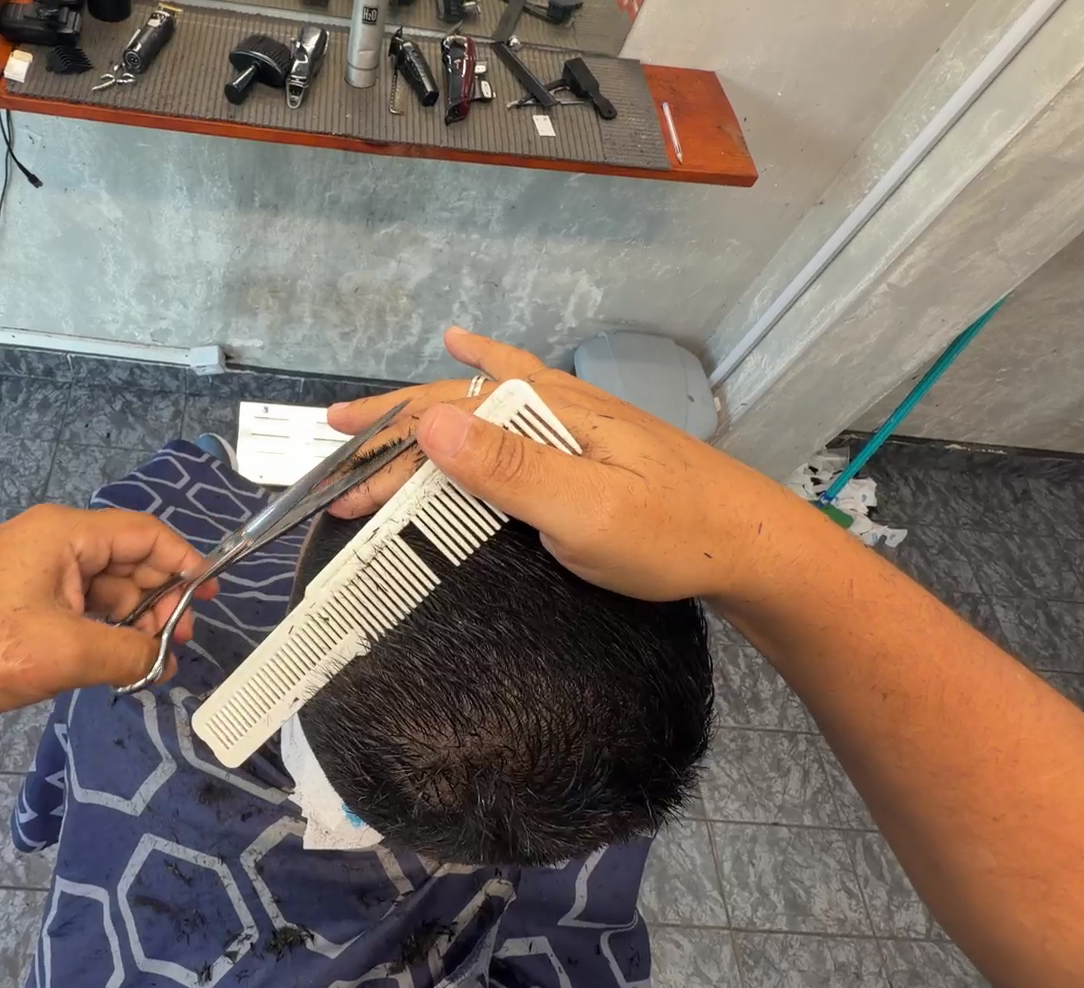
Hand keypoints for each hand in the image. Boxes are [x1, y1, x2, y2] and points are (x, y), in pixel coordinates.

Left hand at [0, 505, 215, 756]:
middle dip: (158, 600)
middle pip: (127, 561)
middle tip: (176, 642)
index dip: (184, 562)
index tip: (209, 595)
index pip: (145, 534)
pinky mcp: (21, 597)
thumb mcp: (67, 652)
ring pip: (104, 588)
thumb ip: (130, 652)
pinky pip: (78, 606)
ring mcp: (35, 570)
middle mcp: (52, 542)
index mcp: (64, 534)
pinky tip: (116, 660)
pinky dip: (103, 630)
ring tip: (148, 662)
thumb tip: (163, 659)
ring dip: (131, 621)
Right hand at [326, 327, 819, 603]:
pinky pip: (512, 390)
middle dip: (383, 439)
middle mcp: (545, 401)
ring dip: (413, 420)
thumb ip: (509, 467)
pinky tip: (460, 345)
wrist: (751, 546)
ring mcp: (562, 413)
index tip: (338, 491)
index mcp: (540, 413)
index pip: (438, 424)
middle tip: (331, 465)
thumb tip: (429, 421)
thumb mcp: (586, 510)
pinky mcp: (575, 434)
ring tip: (365, 425)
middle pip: (445, 410)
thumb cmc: (671, 535)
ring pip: (469, 406)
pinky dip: (478, 367)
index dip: (382, 457)